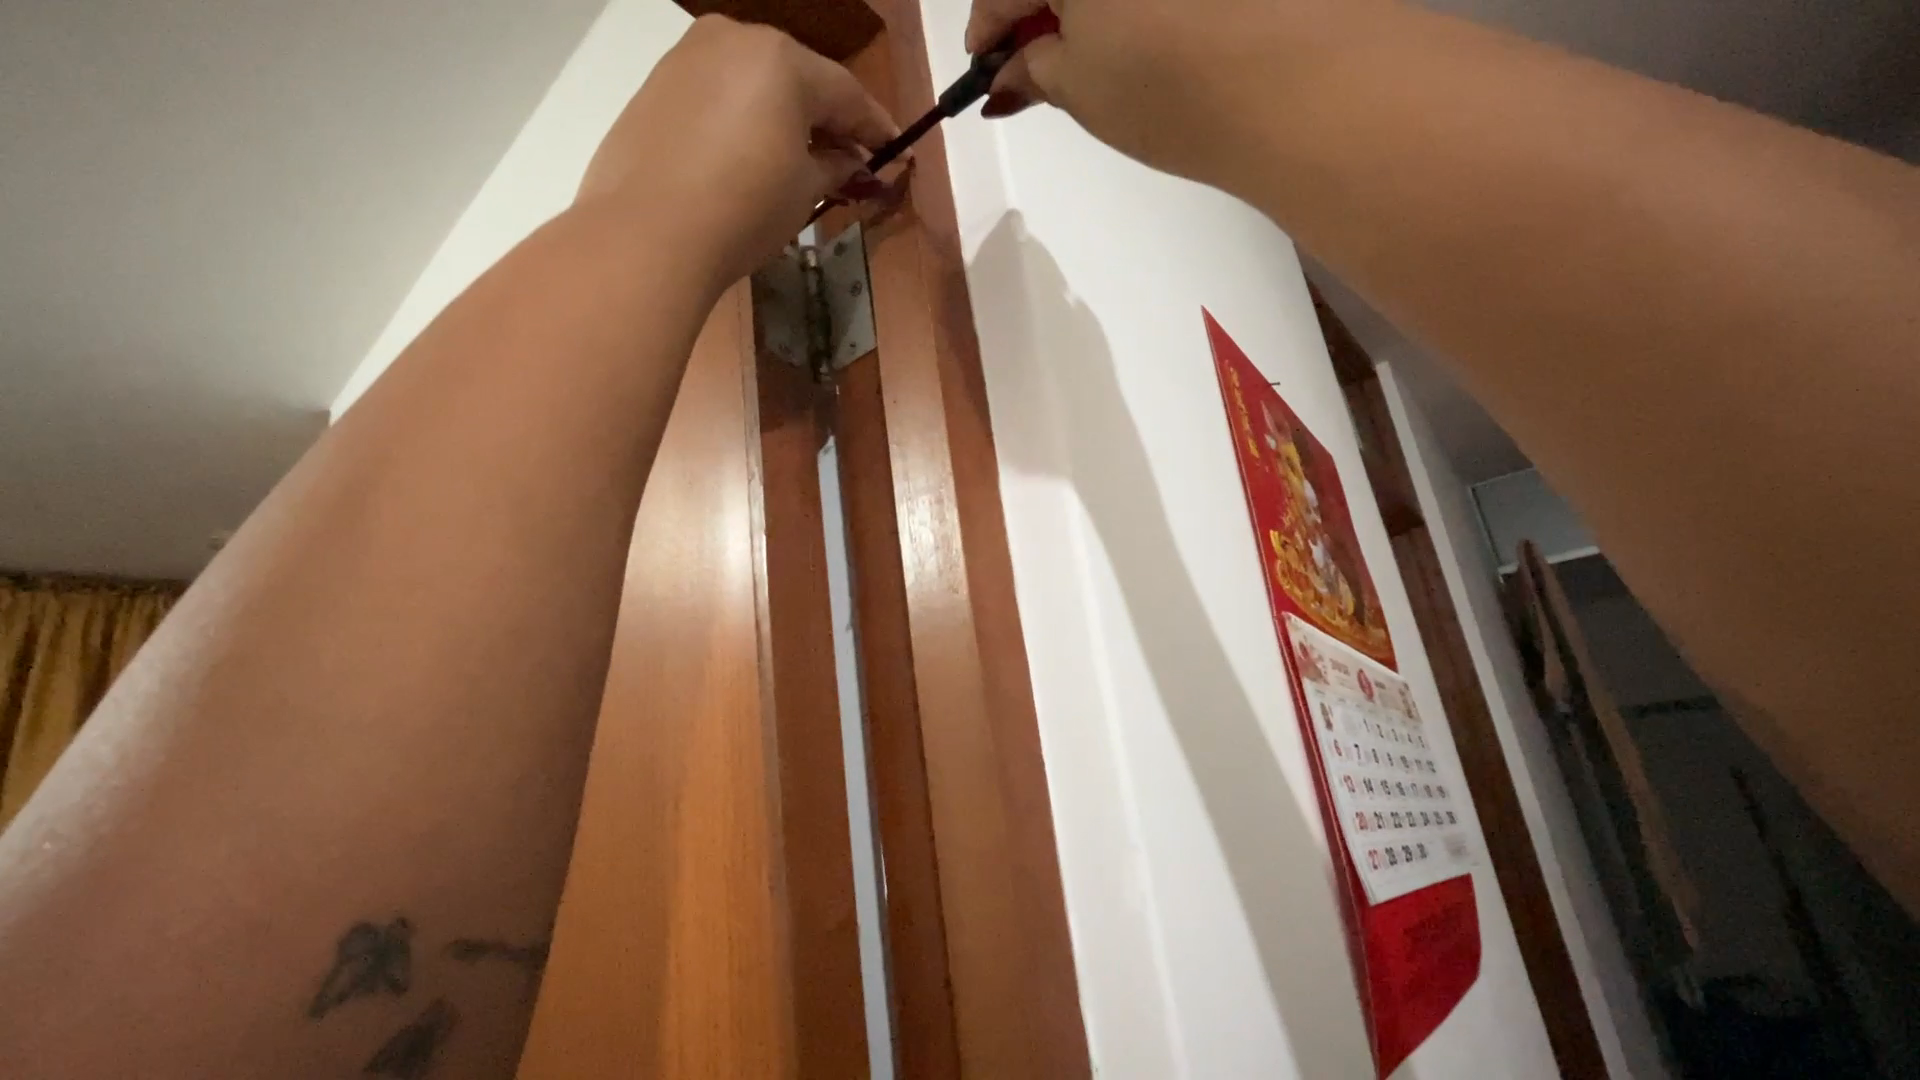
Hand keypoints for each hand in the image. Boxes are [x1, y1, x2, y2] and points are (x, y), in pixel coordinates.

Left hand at [578, 16, 897, 289]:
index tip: (896, 151)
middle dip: (828, 120)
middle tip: (851, 159)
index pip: (845, 93)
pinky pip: (719, 96)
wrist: (646, 233)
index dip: (875, 128)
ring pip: (755, 84)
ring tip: (802, 161)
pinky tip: (752, 156)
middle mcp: (734, 41)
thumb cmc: (743, 209)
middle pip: (799, 79)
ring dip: (784, 118)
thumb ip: (835, 167)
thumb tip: (850, 163)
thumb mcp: (804, 190)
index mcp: (782, 59)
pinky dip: (744, 120)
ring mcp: (688, 58)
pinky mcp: (656, 86)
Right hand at [969, 0, 1396, 189]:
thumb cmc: (1167, 89)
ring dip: (1088, 10)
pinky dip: (1133, 7)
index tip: (985, 68)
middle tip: (1039, 66)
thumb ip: (1032, 70)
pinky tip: (1149, 35)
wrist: (1298, 84)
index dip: (986, 32)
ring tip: (1101, 57)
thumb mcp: (1081, 89)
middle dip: (1038, 15)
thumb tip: (1005, 74)